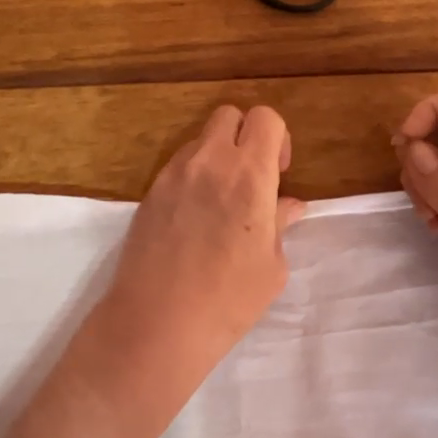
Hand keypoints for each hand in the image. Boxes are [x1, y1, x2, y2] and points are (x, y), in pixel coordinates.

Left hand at [98, 105, 305, 382]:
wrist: (157, 322)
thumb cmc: (228, 300)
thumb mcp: (272, 266)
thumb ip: (280, 224)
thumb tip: (287, 205)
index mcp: (248, 174)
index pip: (265, 118)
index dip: (277, 137)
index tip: (278, 171)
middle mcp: (209, 162)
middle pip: (228, 115)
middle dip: (245, 135)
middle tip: (252, 176)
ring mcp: (173, 174)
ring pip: (200, 139)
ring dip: (217, 156)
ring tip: (221, 203)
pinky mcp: (150, 192)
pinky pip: (178, 166)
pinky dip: (193, 176)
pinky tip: (195, 218)